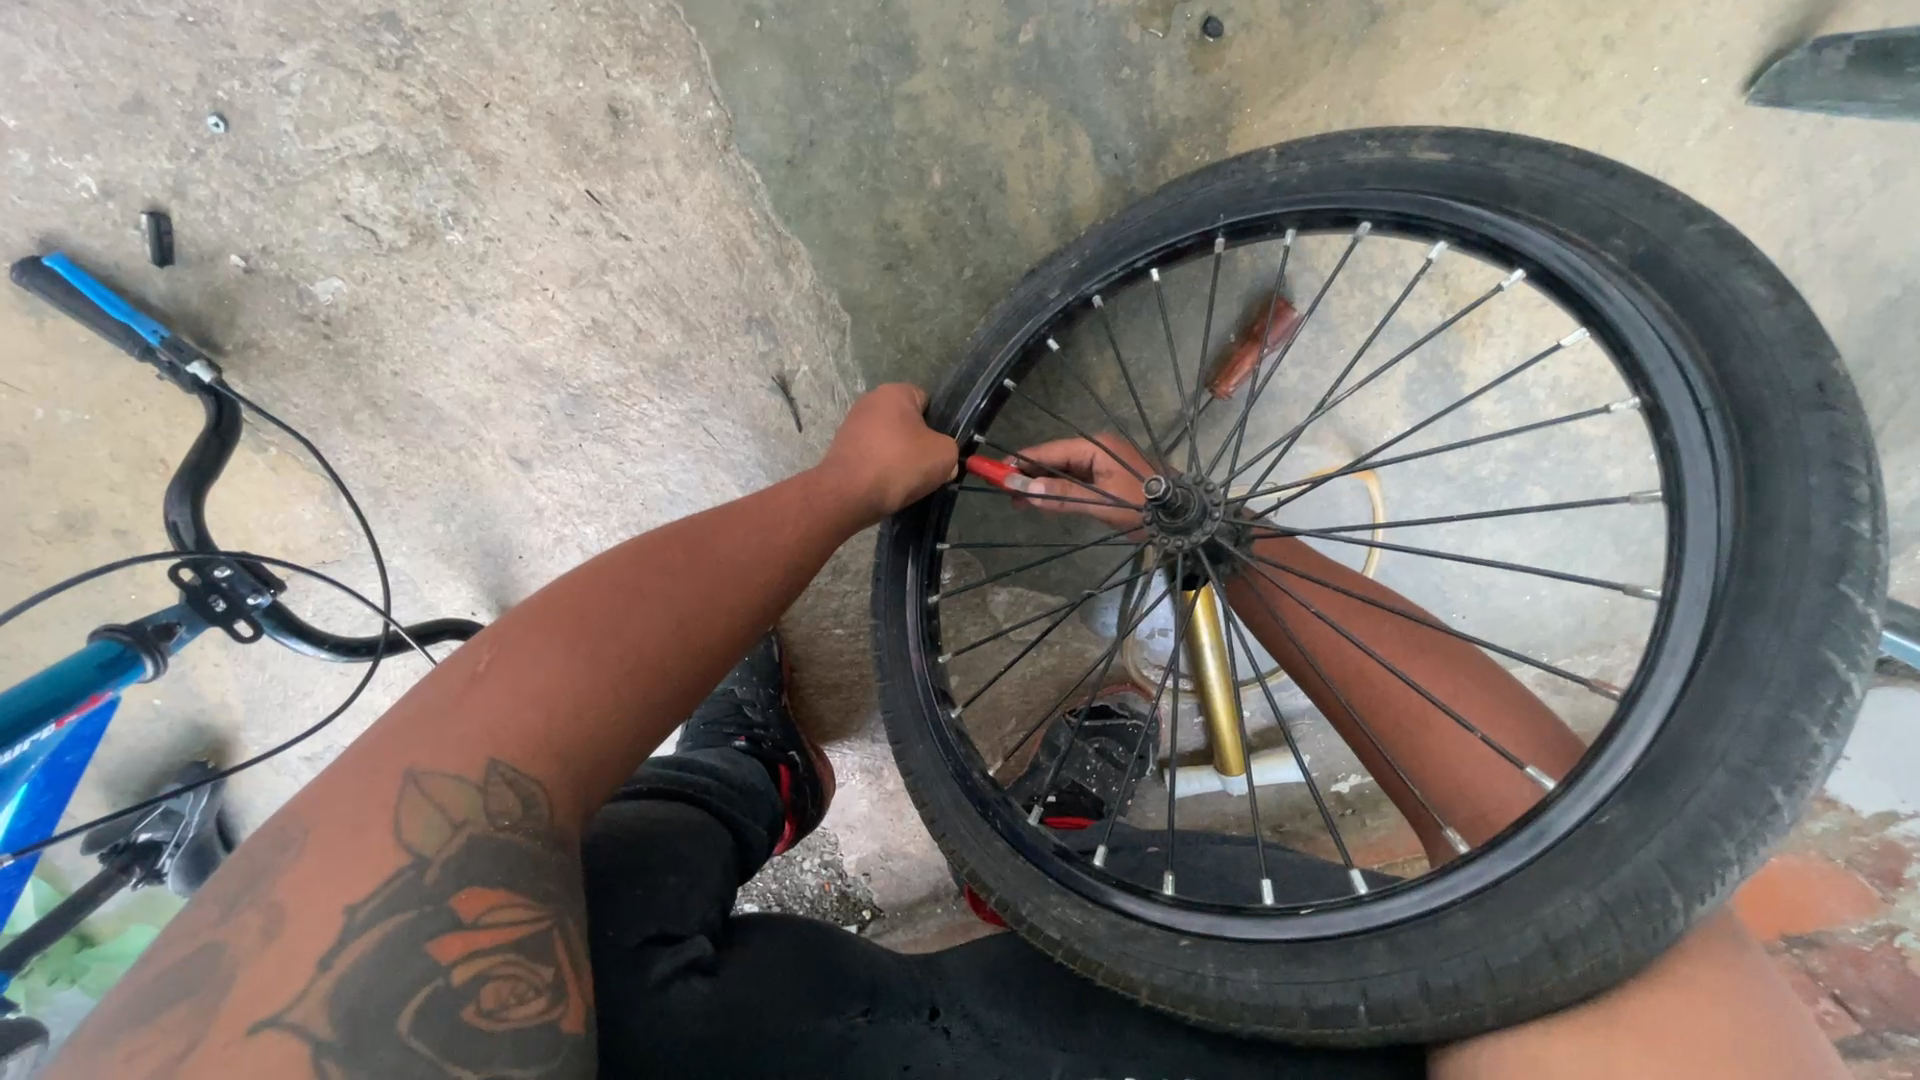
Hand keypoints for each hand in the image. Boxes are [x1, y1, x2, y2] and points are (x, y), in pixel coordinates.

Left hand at [819, 383, 957, 520]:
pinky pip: (872, 456)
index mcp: (894, 392)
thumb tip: (942, 460)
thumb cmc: (899, 464)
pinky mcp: (841, 448)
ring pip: (889, 441)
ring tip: (905, 481)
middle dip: (917, 443)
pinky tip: (886, 486)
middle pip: (907, 422)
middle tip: (926, 467)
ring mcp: (852, 424)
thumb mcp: (944, 455)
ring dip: (899, 458)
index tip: (939, 448)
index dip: (938, 425)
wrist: (848, 494)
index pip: (927, 401)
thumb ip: (950, 449)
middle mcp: (870, 401)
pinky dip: (880, 469)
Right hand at [1010, 436, 1150, 530]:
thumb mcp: (1100, 502)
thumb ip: (1061, 496)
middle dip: (1028, 475)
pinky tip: (1041, 502)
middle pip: (1054, 459)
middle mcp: (1097, 450)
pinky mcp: (1107, 479)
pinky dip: (1057, 491)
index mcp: (1096, 448)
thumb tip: (1023, 490)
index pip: (1049, 452)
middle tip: (1003, 492)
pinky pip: (1075, 481)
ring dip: (1041, 485)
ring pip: (1063, 471)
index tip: (997, 471)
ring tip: (1017, 501)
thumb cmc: (1143, 506)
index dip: (1021, 462)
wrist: (1182, 515)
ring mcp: (1103, 464)